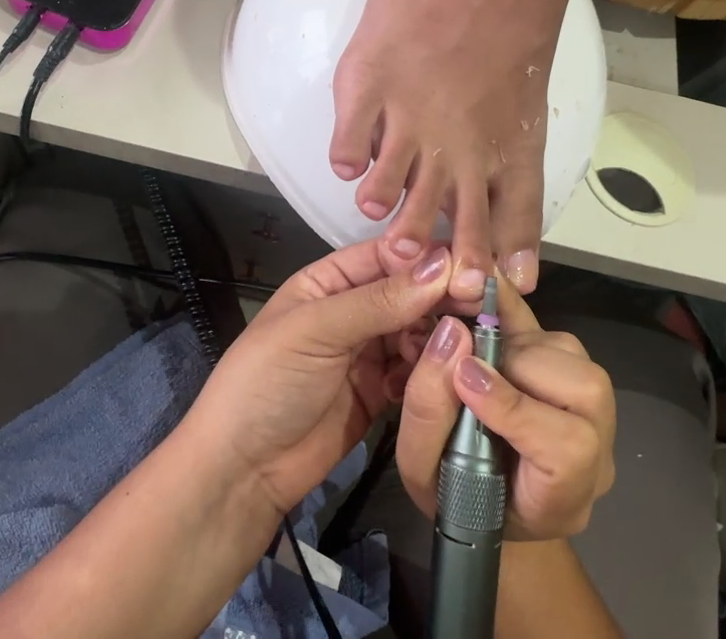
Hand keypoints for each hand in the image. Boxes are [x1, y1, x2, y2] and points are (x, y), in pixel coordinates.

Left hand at [179, 240, 451, 513]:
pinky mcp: (383, 392)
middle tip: (481, 309)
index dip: (427, 260)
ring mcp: (369, 353)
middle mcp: (353, 310)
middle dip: (440, 299)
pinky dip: (432, 371)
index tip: (470, 270)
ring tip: (458, 347)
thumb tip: (440, 266)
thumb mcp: (315, 331)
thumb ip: (377, 301)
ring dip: (439, 337)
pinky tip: (442, 376)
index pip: (387, 256)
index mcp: (328, 282)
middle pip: (409, 293)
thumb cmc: (267, 382)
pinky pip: (418, 371)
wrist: (245, 468)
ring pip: (418, 331)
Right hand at [330, 0, 591, 302]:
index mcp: (519, 119)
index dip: (513, 248)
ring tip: (384, 224)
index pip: (518, 204)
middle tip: (431, 275)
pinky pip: (351, 140)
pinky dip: (349, 157)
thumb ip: (512, 79)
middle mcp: (467, 129)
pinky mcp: (370, 70)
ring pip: (399, 190)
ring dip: (392, 214)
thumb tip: (484, 99)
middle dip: (446, 253)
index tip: (511, 283)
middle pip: (454, 213)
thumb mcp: (538, 32)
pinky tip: (350, 163)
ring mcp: (414, 105)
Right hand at [396, 280, 615, 540]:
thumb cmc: (455, 498)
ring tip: (478, 355)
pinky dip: (519, 319)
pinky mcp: (576, 376)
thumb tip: (450, 334)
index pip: (568, 449)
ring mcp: (595, 414)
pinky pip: (559, 336)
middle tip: (466, 364)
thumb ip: (429, 412)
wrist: (487, 502)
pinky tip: (486, 319)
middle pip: (585, 390)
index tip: (464, 380)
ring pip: (576, 356)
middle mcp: (594, 455)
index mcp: (561, 500)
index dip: (516, 406)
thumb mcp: (421, 471)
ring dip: (520, 343)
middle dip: (518, 365)